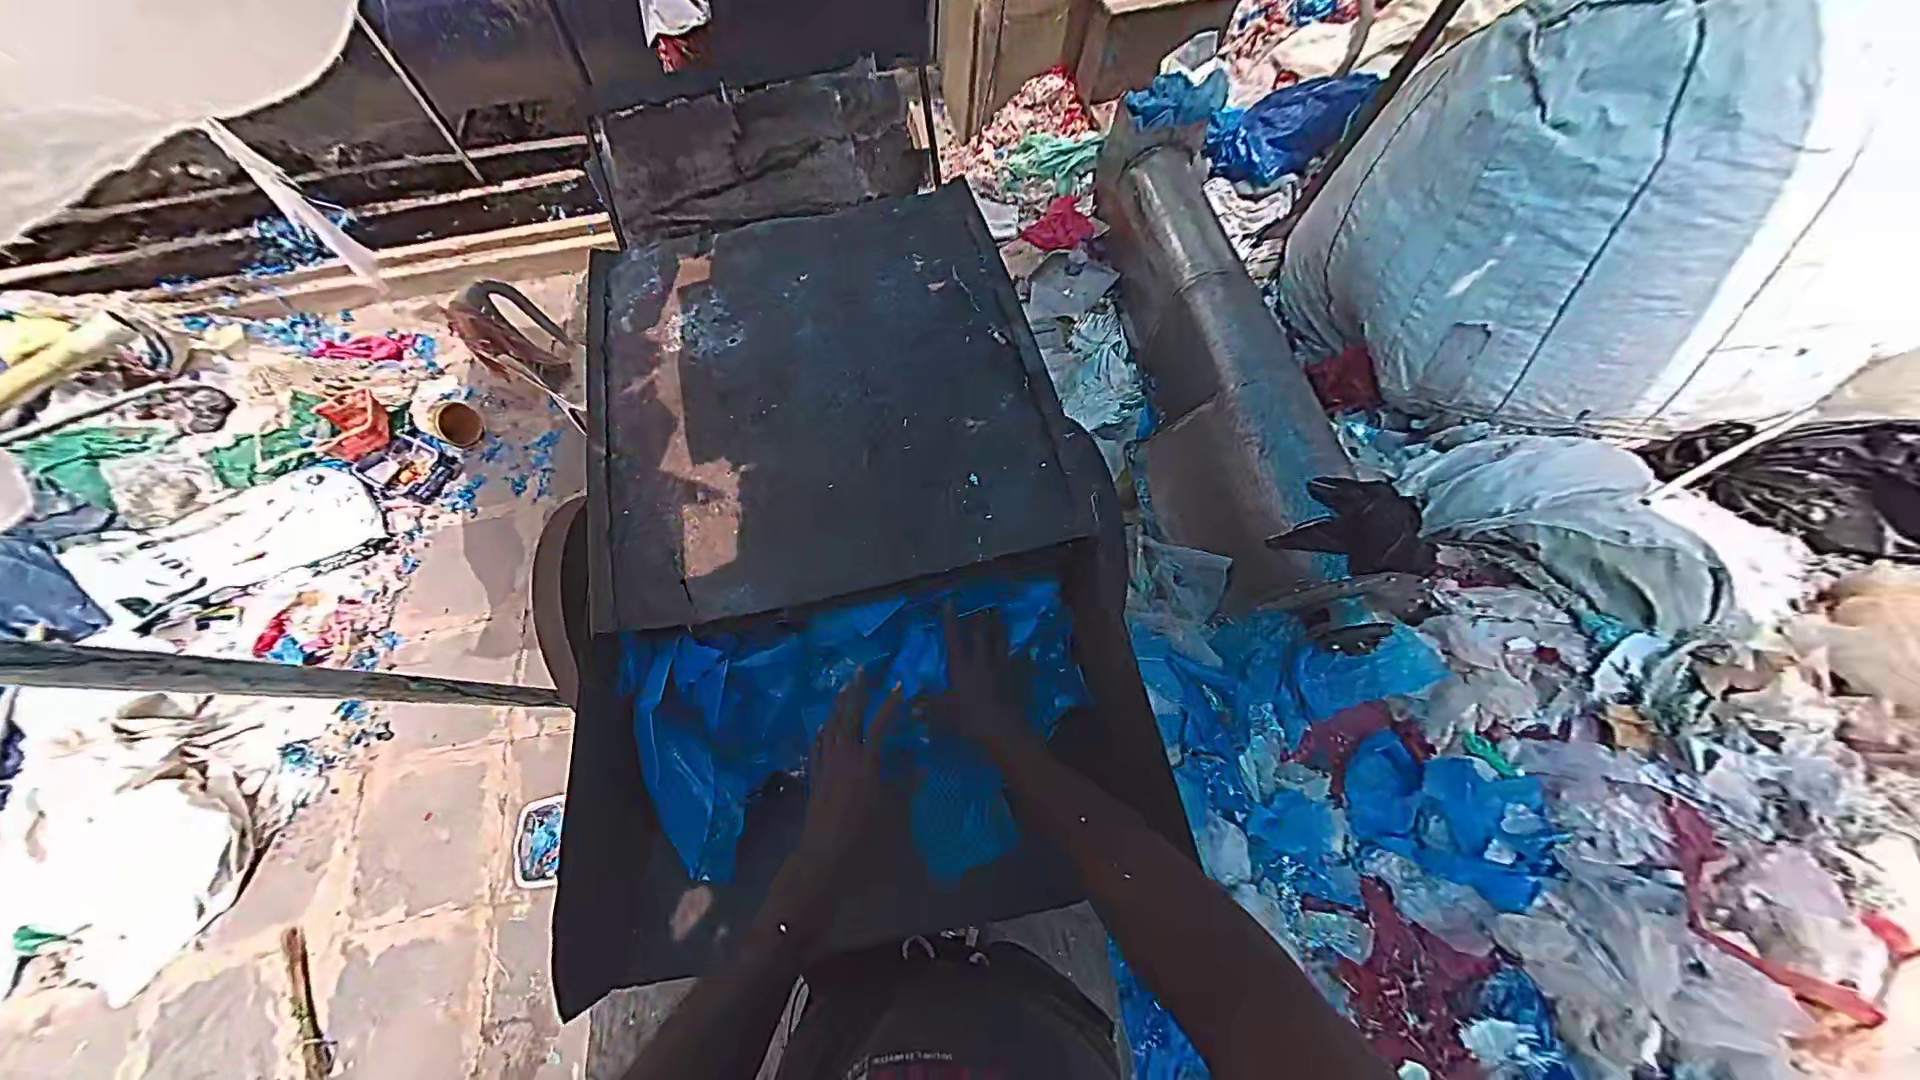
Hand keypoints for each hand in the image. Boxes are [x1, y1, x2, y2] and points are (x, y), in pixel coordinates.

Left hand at [794, 673, 903, 874]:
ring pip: (832, 726)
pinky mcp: (816, 776)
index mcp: (866, 761)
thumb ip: (908, 784)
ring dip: (839, 705)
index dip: (891, 704)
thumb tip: (924, 762)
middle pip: (850, 715)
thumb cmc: (864, 837)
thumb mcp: (895, 810)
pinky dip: (823, 731)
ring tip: (844, 688)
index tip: (900, 684)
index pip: (881, 724)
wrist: (823, 859)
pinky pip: (818, 745)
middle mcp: (844, 756)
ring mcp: (827, 764)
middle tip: (862, 670)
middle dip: (857, 691)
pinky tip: (823, 725)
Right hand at [933, 605, 1032, 752]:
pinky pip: (1016, 657)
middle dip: (979, 618)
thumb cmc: (970, 720)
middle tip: (978, 608)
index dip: (951, 619)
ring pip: (1000, 640)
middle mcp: (981, 660)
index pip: (954, 637)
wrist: (1004, 729)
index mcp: (961, 666)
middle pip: (980, 633)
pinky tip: (1021, 647)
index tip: (950, 602)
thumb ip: (928, 710)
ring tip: (998, 616)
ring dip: (998, 627)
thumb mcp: (944, 716)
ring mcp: (1001, 666)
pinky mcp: (1015, 674)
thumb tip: (912, 708)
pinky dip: (1018, 650)